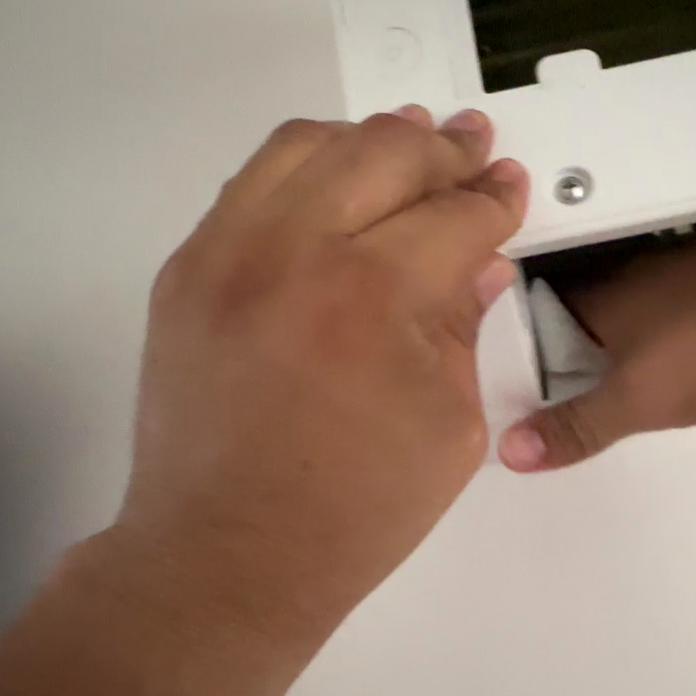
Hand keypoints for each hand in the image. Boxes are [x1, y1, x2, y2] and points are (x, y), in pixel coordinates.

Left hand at [110, 107, 528, 645]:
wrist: (228, 556)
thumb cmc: (353, 512)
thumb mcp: (450, 426)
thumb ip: (463, 326)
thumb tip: (479, 263)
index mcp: (376, 299)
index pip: (456, 215)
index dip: (494, 197)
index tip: (510, 186)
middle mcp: (294, 255)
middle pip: (385, 152)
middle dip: (444, 148)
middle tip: (473, 146)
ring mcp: (225, 256)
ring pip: (307, 145)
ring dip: (370, 139)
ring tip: (408, 145)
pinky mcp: (186, 272)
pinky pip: (249, 184)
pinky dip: (304, 169)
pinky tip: (335, 186)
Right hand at [498, 227, 695, 471]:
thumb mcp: (634, 400)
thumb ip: (575, 427)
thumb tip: (508, 451)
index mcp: (600, 296)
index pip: (540, 316)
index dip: (524, 350)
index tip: (516, 384)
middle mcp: (635, 275)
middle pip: (585, 311)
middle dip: (571, 348)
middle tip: (564, 392)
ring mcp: (684, 271)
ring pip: (633, 307)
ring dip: (620, 339)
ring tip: (616, 380)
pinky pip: (675, 307)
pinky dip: (665, 332)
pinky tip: (679, 355)